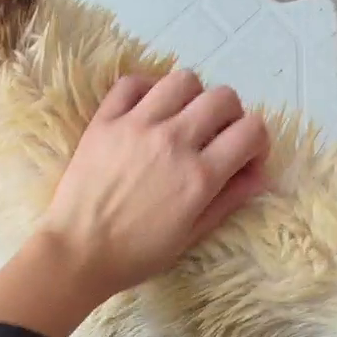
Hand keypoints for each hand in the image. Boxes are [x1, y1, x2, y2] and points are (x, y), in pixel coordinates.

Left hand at [38, 69, 270, 303]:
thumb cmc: (134, 257)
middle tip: (216, 139)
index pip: (251, 131)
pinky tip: (147, 112)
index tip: (245, 159)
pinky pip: (134, 82)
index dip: (257, 143)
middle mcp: (174, 141)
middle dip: (231, 117)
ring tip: (181, 121)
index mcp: (199, 177)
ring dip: (192, 97)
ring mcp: (138, 125)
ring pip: (183, 80)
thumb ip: (226, 202)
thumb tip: (260, 176)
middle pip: (223, 98)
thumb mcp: (188, 237)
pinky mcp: (106, 120)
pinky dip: (147, 90)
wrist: (76, 254)